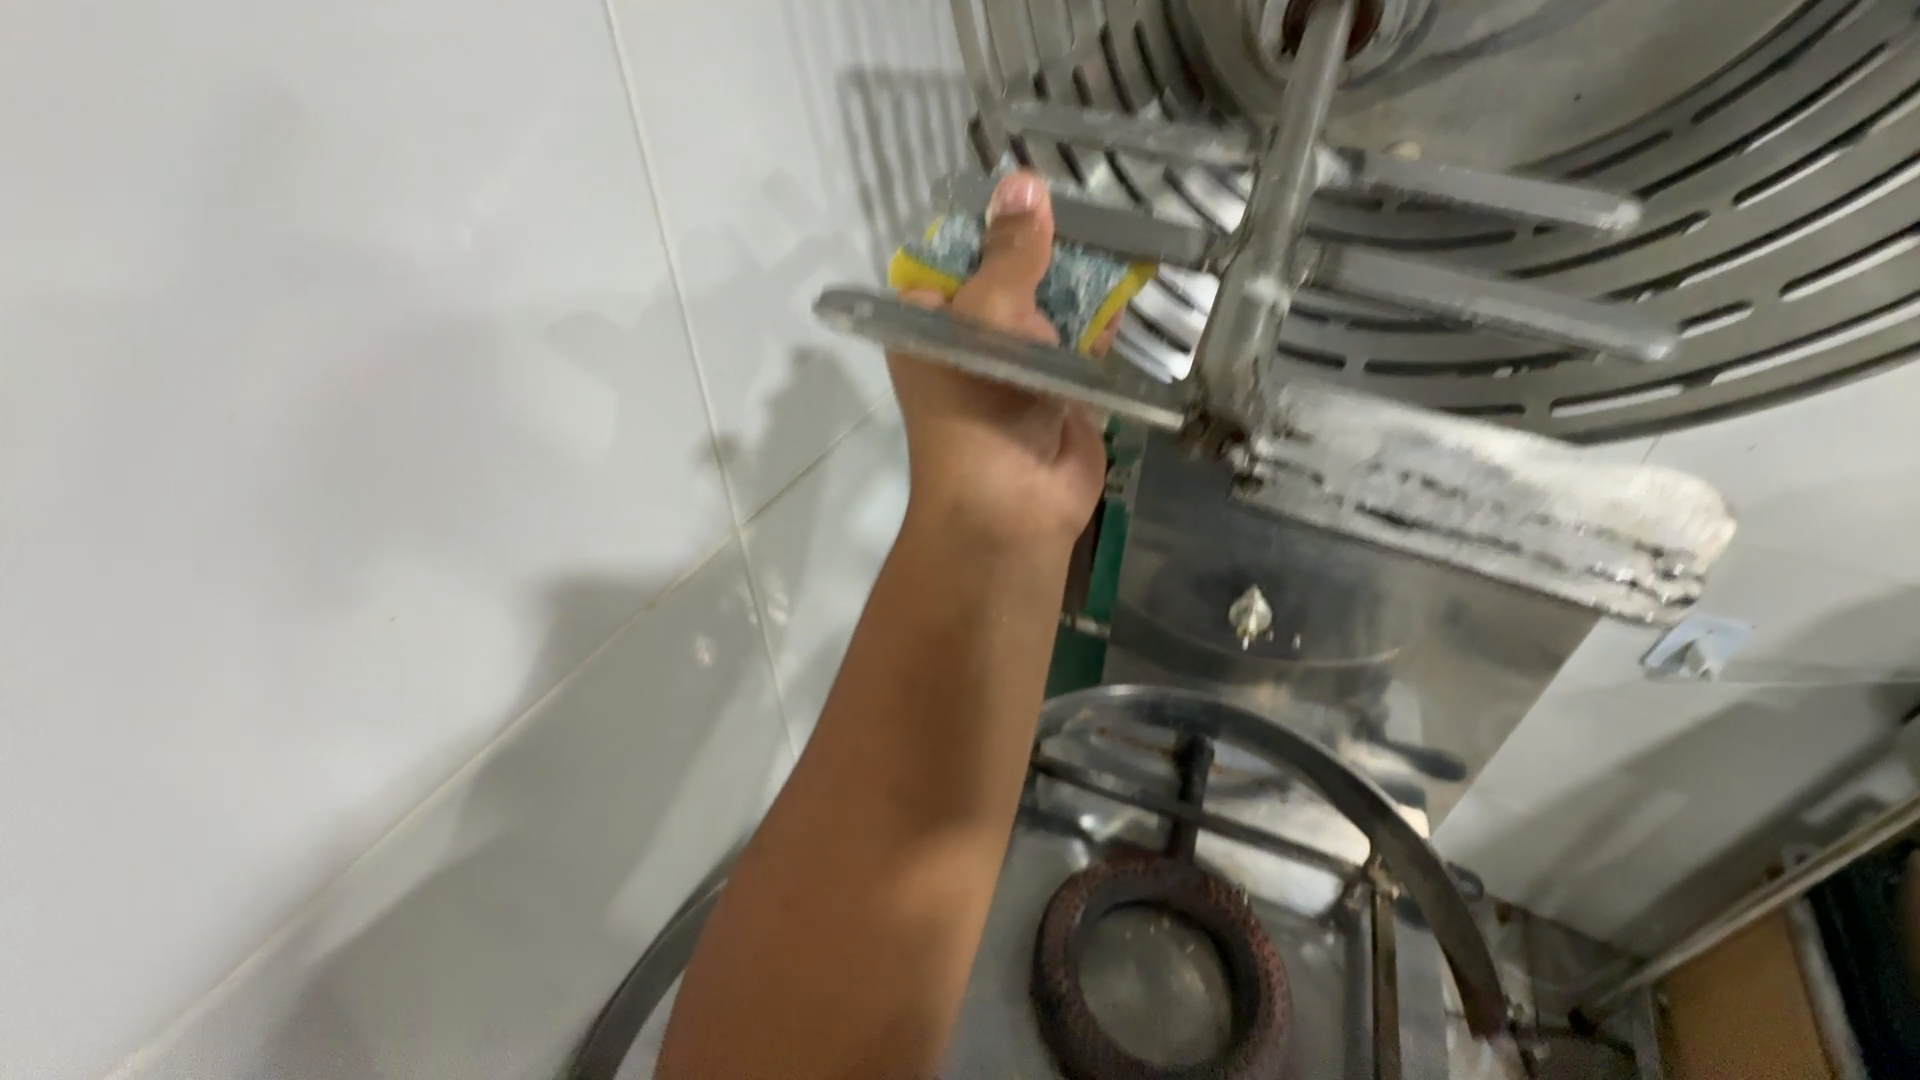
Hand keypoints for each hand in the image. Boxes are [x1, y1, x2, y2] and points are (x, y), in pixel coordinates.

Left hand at [890, 170, 1111, 550]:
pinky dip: (1103, 318)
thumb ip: (1010, 252)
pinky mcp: (1062, 388)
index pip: (954, 256)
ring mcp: (1019, 365)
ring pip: (1051, 306)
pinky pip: (1084, 340)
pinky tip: (1128, 281)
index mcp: (929, 321)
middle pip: (1010, 276)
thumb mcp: (986, 313)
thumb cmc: (978, 400)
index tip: (1031, 185)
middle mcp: (971, 339)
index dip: (990, 223)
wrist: (1013, 501)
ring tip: (1115, 223)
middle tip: (1085, 198)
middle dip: (1044, 247)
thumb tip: (1023, 181)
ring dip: (1080, 279)